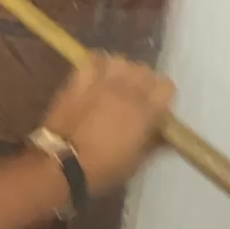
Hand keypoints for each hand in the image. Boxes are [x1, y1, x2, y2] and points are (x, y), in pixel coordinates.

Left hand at [38, 55, 173, 193]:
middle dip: (144, 81)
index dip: (163, 95)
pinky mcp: (78, 80)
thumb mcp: (137, 162)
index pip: (166, 87)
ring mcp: (101, 82)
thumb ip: (154, 143)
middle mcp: (126, 91)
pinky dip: (97, 64)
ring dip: (121, 69)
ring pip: (120, 60)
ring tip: (115, 82)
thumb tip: (167, 137)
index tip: (156, 106)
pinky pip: (92, 60)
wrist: (62, 161)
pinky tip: (95, 75)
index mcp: (145, 111)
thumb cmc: (104, 168)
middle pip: (144, 70)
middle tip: (136, 96)